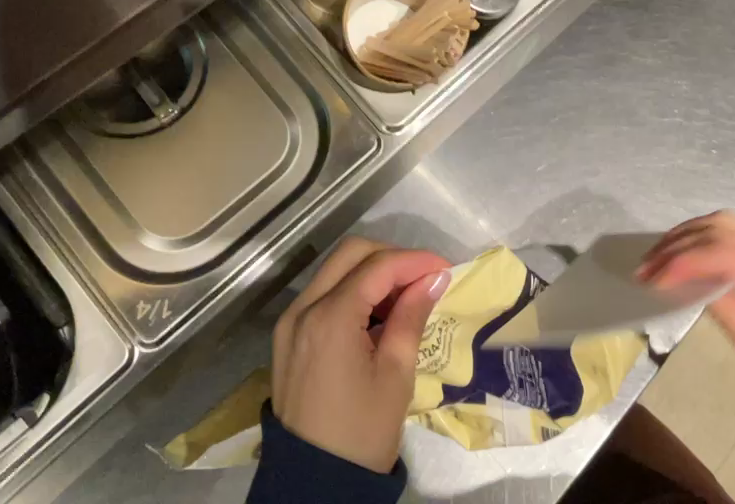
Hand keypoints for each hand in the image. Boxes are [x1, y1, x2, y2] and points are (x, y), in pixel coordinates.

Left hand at [271, 237, 451, 471]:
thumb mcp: (396, 374)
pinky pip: (323, 294)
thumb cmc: (362, 433)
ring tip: (407, 296)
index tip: (446, 269)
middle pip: (351, 254)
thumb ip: (412, 316)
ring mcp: (290, 322)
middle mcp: (303, 308)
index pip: (378, 266)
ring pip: (335, 270)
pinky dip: (353, 291)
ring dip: (372, 272)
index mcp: (330, 318)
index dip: (415, 261)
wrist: (314, 486)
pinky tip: (379, 314)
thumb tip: (433, 279)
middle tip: (424, 278)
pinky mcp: (288, 337)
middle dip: (392, 258)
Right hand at [639, 212, 734, 415]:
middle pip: (726, 228)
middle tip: (647, 267)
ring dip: (690, 235)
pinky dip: (706, 238)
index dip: (686, 261)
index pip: (728, 254)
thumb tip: (691, 284)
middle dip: (681, 243)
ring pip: (730, 223)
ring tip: (659, 257)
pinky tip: (685, 254)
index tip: (653, 280)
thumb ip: (728, 313)